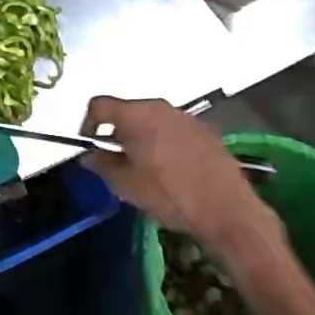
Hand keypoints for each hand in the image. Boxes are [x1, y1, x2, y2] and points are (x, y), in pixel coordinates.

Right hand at [78, 97, 280, 257]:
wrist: (227, 209)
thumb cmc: (169, 194)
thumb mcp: (126, 185)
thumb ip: (102, 165)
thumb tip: (89, 156)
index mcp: (136, 115)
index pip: (99, 105)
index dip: (87, 123)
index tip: (89, 146)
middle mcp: (160, 107)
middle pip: (127, 111)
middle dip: (116, 133)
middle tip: (116, 161)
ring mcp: (185, 117)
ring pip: (151, 120)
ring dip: (141, 138)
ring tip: (144, 168)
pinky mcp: (205, 131)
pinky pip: (172, 129)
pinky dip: (163, 142)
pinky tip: (171, 171)